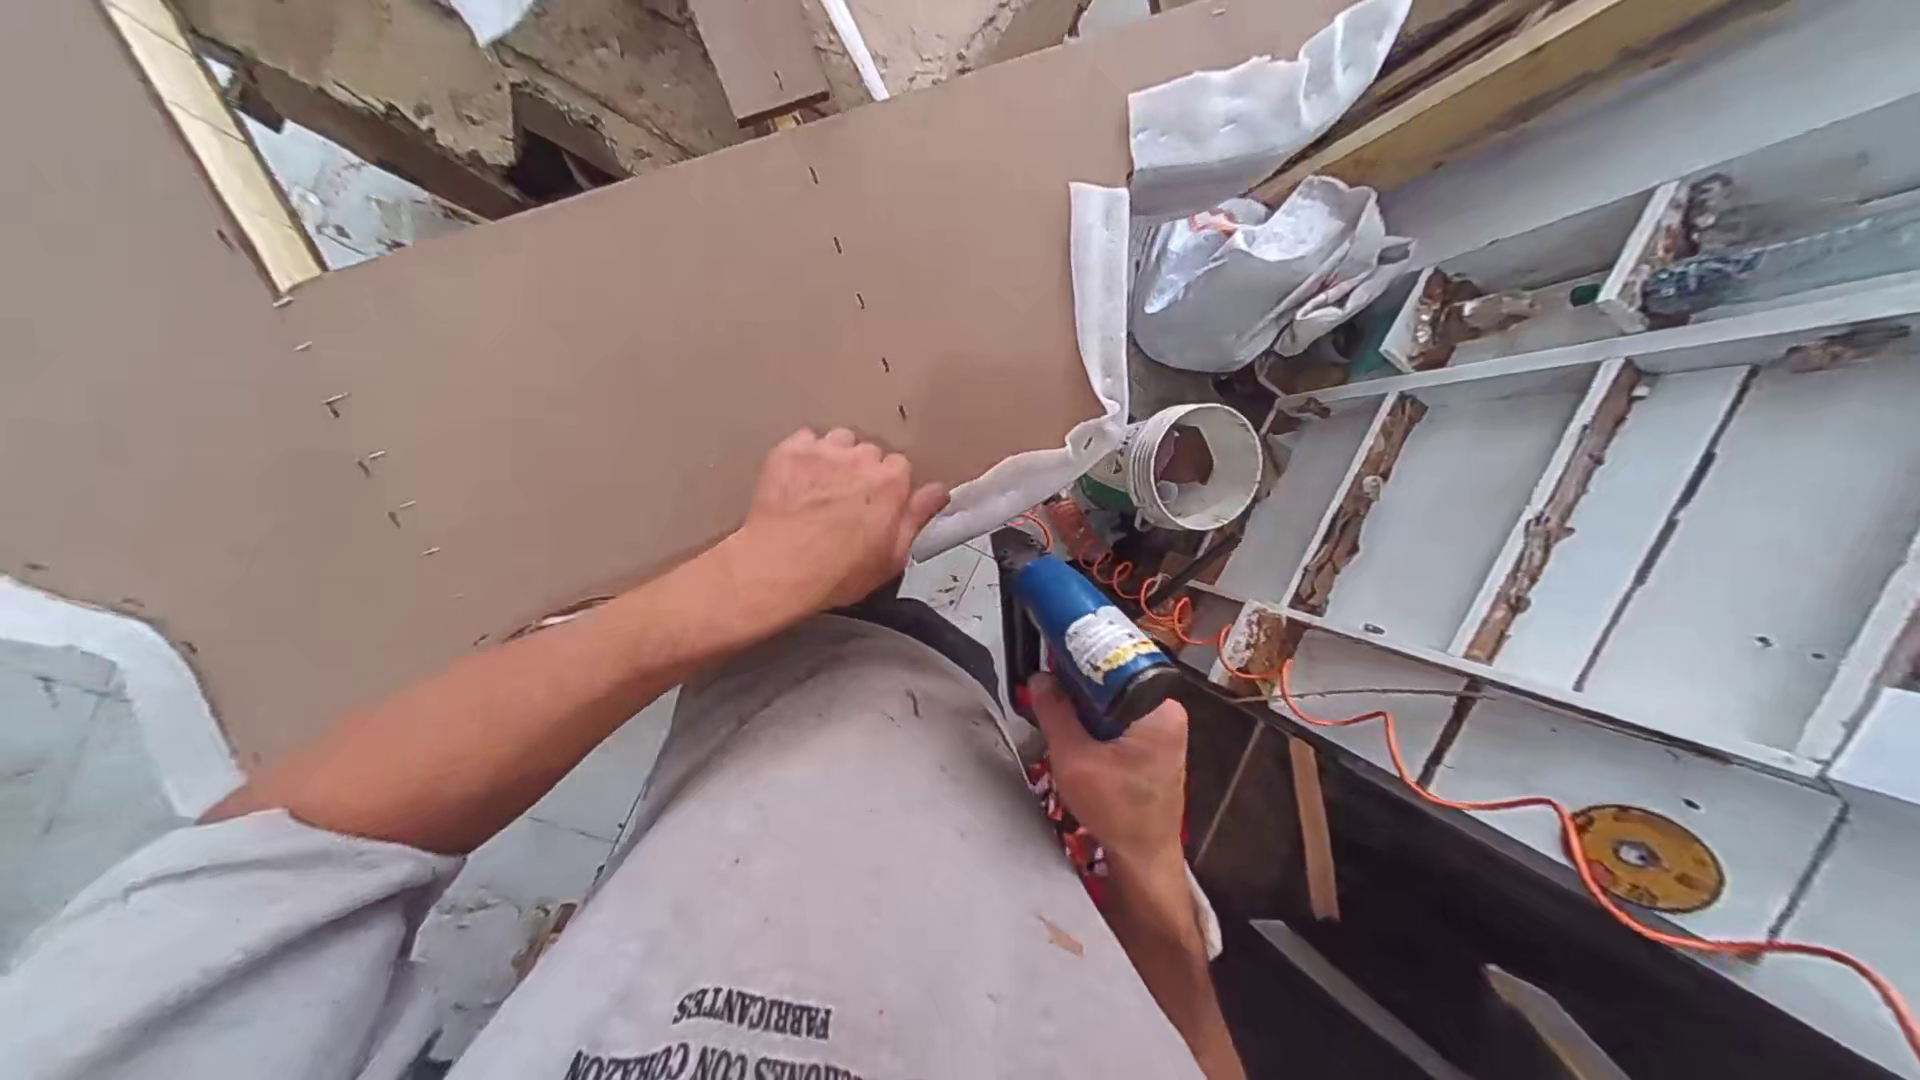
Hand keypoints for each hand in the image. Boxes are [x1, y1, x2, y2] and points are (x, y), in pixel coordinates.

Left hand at [727, 427, 948, 613]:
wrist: (780, 567)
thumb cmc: (836, 571)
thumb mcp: (892, 557)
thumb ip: (918, 517)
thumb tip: (937, 494)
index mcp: (892, 482)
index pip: (901, 468)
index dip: (889, 488)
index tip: (879, 504)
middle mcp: (862, 458)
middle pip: (870, 452)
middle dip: (863, 471)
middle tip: (848, 500)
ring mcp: (824, 451)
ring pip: (840, 440)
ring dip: (836, 457)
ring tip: (824, 486)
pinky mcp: (791, 452)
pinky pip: (806, 440)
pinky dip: (805, 454)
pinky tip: (800, 479)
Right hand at [1029, 673, 1187, 869]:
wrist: (1142, 856)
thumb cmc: (1118, 813)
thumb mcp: (1074, 759)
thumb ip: (1055, 712)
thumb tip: (1041, 678)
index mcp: (1159, 709)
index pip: (1114, 663)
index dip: (1079, 659)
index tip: (1052, 657)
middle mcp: (1167, 712)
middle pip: (1113, 680)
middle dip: (1079, 687)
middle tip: (1051, 693)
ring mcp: (1162, 728)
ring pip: (1113, 699)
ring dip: (1086, 706)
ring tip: (1062, 718)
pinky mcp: (1153, 742)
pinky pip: (1119, 716)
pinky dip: (1097, 721)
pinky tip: (1078, 736)